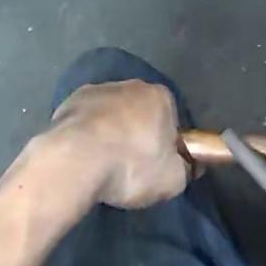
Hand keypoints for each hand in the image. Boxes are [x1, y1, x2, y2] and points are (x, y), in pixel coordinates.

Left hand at [37, 80, 187, 208]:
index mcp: (160, 97)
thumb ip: (187, 170)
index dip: (163, 142)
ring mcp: (99, 89)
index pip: (170, 118)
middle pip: (140, 110)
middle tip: (128, 165)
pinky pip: (86, 117)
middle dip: (136, 132)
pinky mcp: (71, 100)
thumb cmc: (130, 166)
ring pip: (111, 111)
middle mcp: (132, 85)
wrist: (75, 160)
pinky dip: (85, 131)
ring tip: (100, 163)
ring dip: (109, 130)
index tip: (154, 163)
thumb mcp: (172, 180)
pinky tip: (81, 154)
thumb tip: (193, 165)